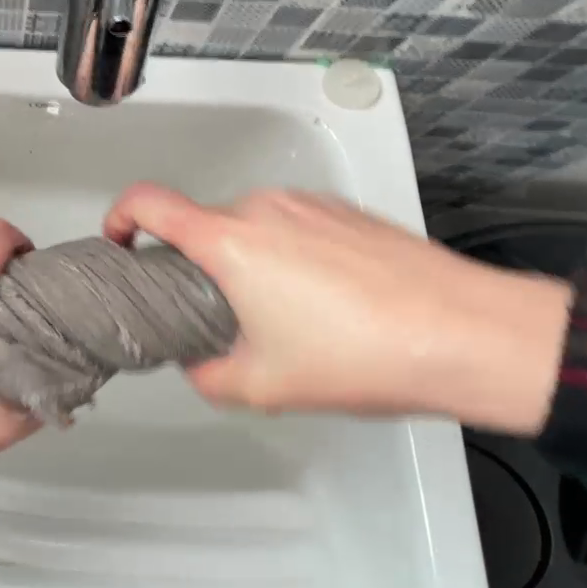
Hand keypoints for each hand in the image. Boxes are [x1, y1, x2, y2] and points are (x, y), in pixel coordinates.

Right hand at [103, 185, 572, 435]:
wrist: (467, 333)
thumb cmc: (369, 352)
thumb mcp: (266, 385)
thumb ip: (208, 375)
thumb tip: (200, 365)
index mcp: (229, 240)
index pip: (148, 202)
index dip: (119, 216)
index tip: (120, 240)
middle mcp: (262, 208)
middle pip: (201, 223)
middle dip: (199, 264)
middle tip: (223, 313)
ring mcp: (305, 203)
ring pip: (249, 226)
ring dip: (248, 261)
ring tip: (287, 314)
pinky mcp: (341, 210)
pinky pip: (292, 224)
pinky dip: (289, 254)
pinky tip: (325, 300)